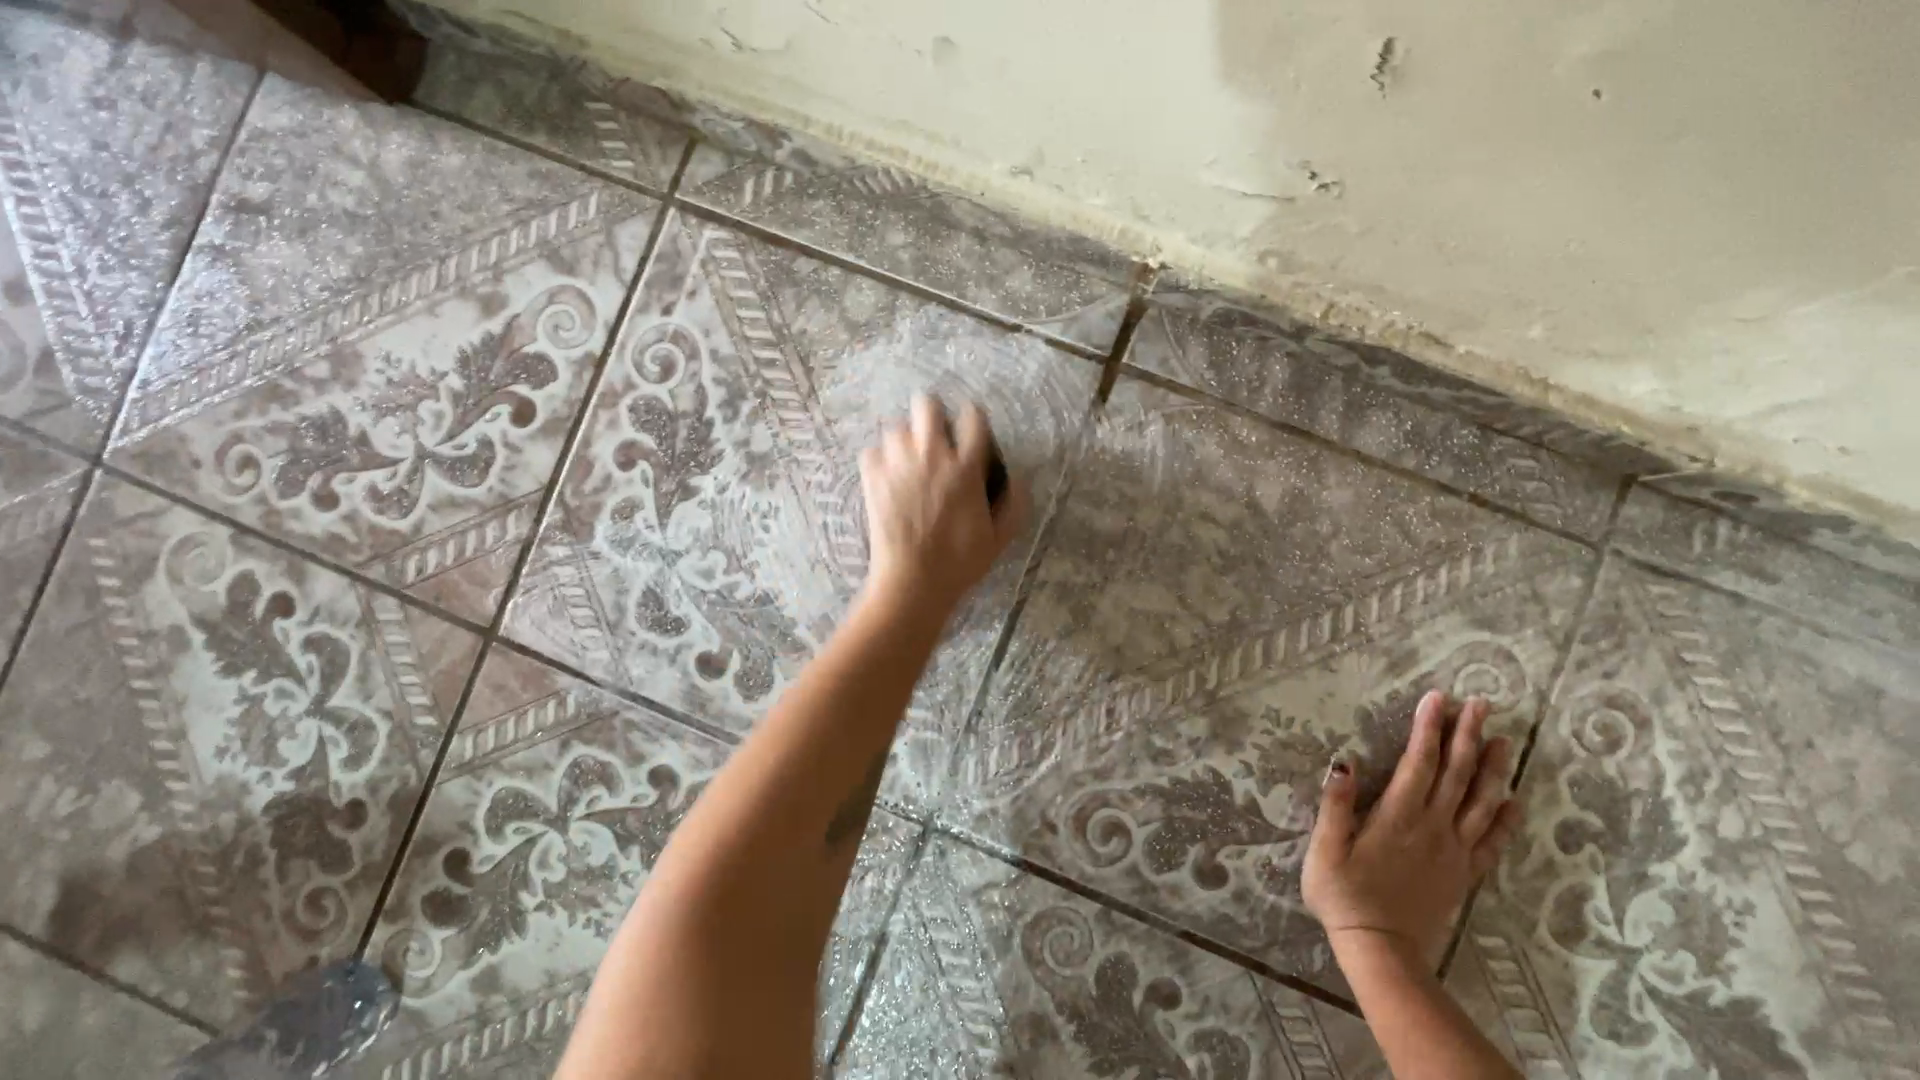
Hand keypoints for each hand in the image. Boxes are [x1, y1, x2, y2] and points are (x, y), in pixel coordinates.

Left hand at [858, 395, 1028, 612]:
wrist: (912, 582)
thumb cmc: (959, 563)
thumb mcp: (999, 538)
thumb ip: (1014, 504)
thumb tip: (1019, 479)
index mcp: (965, 468)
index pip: (973, 418)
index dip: (973, 419)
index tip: (971, 430)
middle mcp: (931, 457)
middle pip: (926, 405)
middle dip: (932, 413)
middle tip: (935, 434)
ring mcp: (898, 465)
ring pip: (897, 426)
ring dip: (905, 438)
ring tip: (909, 457)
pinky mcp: (872, 478)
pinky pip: (872, 451)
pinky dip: (880, 458)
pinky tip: (888, 474)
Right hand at [1302, 691, 1521, 966]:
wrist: (1379, 947)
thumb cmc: (1342, 893)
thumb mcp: (1325, 848)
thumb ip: (1336, 804)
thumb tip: (1344, 761)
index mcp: (1399, 816)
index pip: (1420, 762)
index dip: (1429, 728)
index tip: (1438, 698)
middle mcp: (1433, 826)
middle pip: (1457, 773)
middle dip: (1469, 735)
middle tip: (1482, 703)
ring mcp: (1453, 850)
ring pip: (1482, 802)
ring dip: (1494, 768)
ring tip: (1506, 740)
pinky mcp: (1463, 874)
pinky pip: (1492, 842)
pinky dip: (1507, 819)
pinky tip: (1515, 801)